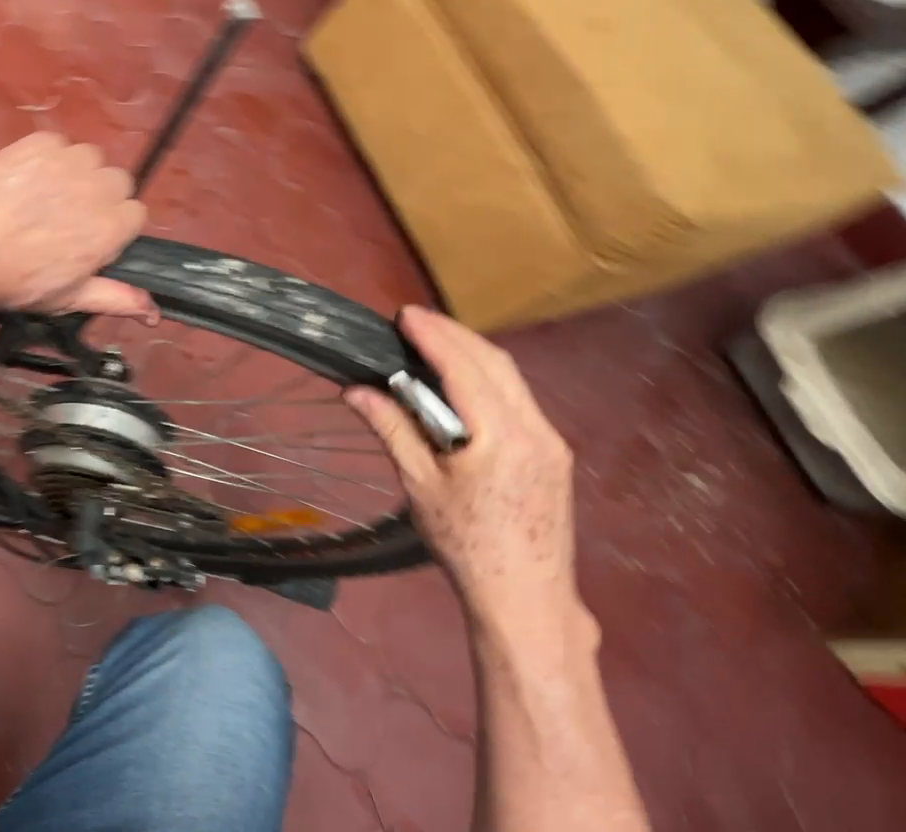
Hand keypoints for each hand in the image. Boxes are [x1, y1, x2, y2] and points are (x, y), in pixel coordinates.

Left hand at [0, 133, 157, 323]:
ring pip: (86, 160)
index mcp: (113, 226)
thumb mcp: (68, 298)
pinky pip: (55, 145)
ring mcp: (68, 159)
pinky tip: (22, 182)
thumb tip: (153, 311)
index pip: (134, 213)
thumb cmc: (15, 279)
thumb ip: (116, 298)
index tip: (86, 237)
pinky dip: (44, 159)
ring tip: (40, 199)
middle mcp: (99, 186)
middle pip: (114, 182)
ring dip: (71, 175)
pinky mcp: (38, 143)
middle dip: (95, 198)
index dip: (110, 226)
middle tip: (60, 219)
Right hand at [345, 308, 576, 618]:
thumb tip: (356, 391)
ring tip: (432, 342)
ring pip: (512, 379)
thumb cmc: (465, 543)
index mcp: (501, 436)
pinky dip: (487, 378)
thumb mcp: (420, 486)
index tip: (404, 315)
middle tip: (414, 321)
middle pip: (496, 364)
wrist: (525, 595)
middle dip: (454, 335)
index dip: (434, 337)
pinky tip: (461, 382)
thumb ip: (392, 430)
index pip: (465, 369)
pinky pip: (518, 400)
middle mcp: (536, 429)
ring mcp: (551, 441)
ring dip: (472, 354)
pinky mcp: (553, 454)